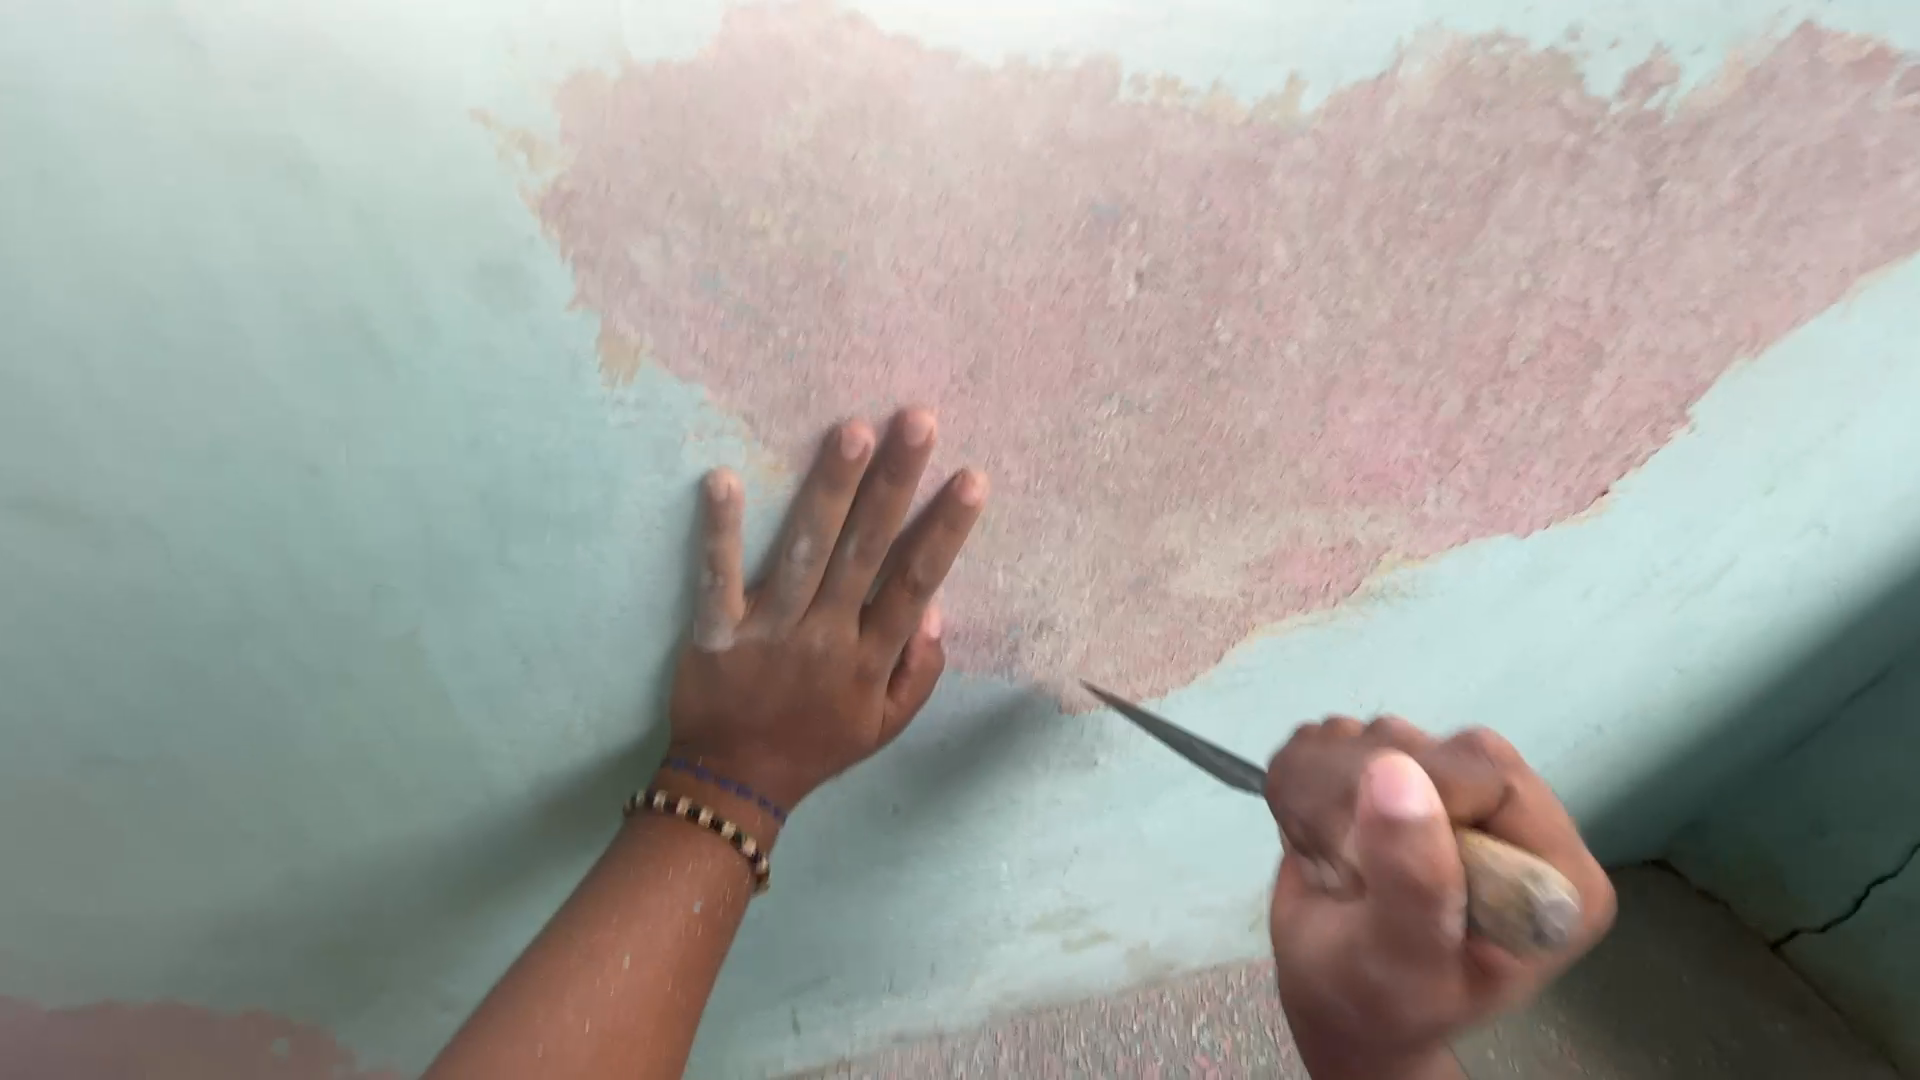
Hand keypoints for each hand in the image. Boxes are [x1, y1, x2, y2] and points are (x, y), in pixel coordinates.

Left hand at [665, 408, 987, 810]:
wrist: (735, 783)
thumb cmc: (818, 746)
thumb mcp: (887, 726)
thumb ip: (920, 671)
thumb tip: (935, 607)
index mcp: (870, 659)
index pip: (916, 583)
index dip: (945, 531)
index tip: (971, 479)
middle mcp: (827, 636)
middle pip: (867, 552)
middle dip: (895, 485)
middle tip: (916, 422)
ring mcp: (770, 632)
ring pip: (806, 552)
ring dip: (829, 491)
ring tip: (852, 432)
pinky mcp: (717, 633)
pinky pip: (716, 580)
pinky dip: (719, 533)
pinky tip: (720, 479)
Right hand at [1264, 718, 1615, 1079]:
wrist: (1330, 998)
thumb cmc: (1372, 1000)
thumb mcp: (1399, 960)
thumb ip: (1411, 880)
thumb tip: (1395, 771)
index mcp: (1552, 870)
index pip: (1492, 774)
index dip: (1420, 791)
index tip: (1364, 841)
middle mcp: (1512, 826)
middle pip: (1437, 745)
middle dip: (1367, 784)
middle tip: (1338, 852)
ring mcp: (1455, 800)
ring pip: (1390, 734)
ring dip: (1333, 777)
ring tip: (1323, 844)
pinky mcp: (1405, 786)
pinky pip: (1352, 738)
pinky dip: (1315, 769)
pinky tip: (1314, 825)